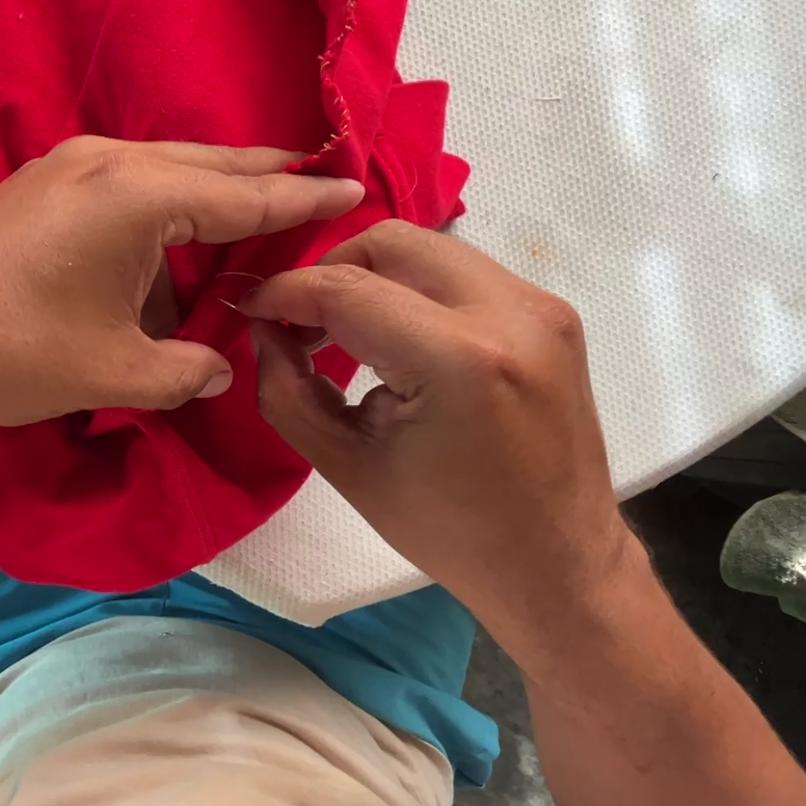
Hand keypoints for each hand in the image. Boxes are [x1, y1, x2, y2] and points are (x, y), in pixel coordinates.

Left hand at [0, 136, 364, 433]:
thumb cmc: (10, 356)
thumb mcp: (113, 372)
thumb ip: (185, 369)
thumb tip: (220, 365)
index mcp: (136, 194)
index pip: (244, 194)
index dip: (304, 198)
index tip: (354, 186)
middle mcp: (105, 161)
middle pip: (208, 166)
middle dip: (262, 183)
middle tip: (314, 194)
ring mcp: (65, 166)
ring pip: (164, 176)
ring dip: (204, 208)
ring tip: (242, 243)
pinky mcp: (37, 186)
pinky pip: (122, 190)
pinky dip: (158, 218)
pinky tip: (165, 261)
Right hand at [240, 219, 640, 647]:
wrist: (557, 562)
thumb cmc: (446, 529)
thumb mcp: (343, 465)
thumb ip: (286, 389)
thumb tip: (262, 329)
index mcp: (458, 361)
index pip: (346, 290)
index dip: (284, 291)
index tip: (248, 307)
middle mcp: (509, 313)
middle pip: (390, 243)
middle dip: (328, 270)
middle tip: (298, 319)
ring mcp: (541, 306)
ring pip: (427, 247)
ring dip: (370, 276)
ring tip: (340, 329)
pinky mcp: (551, 313)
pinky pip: (460, 271)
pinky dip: (410, 288)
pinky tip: (392, 336)